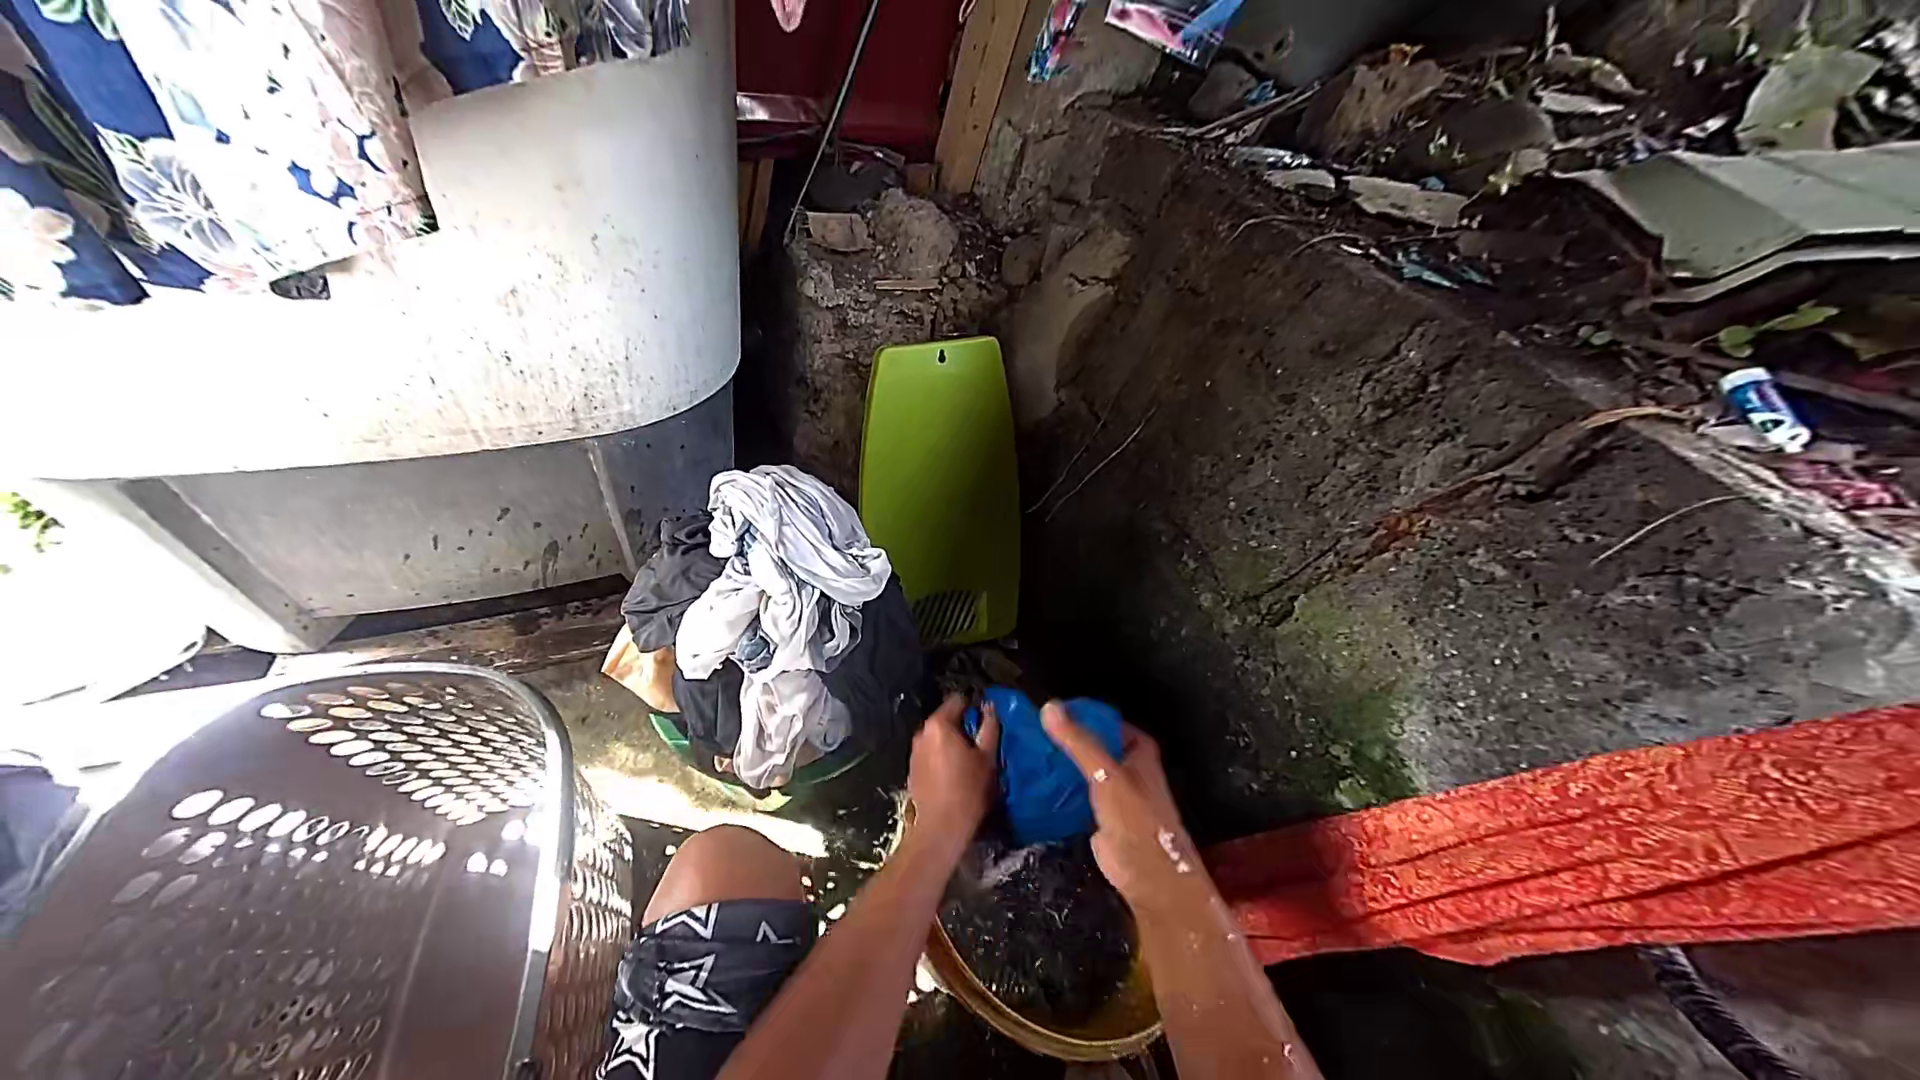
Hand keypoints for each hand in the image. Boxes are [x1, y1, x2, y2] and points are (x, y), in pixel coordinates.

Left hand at [907, 693, 1000, 847]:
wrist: (940, 829)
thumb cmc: (968, 791)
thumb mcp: (987, 757)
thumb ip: (989, 726)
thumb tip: (989, 707)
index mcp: (939, 725)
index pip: (957, 700)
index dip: (974, 706)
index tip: (986, 720)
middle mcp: (922, 733)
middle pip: (946, 719)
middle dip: (963, 727)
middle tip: (981, 745)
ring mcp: (915, 751)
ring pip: (938, 737)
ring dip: (953, 743)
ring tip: (970, 762)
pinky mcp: (913, 769)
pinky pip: (931, 753)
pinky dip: (942, 757)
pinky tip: (954, 775)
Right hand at [1041, 702, 1202, 918]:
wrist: (1149, 879)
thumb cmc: (1137, 820)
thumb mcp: (1107, 774)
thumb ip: (1079, 741)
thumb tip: (1049, 707)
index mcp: (1137, 748)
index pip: (1102, 718)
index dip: (1076, 712)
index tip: (1044, 710)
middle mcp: (1125, 764)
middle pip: (1089, 742)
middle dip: (1063, 737)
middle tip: (1028, 729)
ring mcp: (1111, 789)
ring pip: (1080, 765)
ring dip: (1058, 761)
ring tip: (1024, 751)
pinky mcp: (1097, 812)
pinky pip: (1073, 789)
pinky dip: (1056, 784)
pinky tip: (1032, 780)